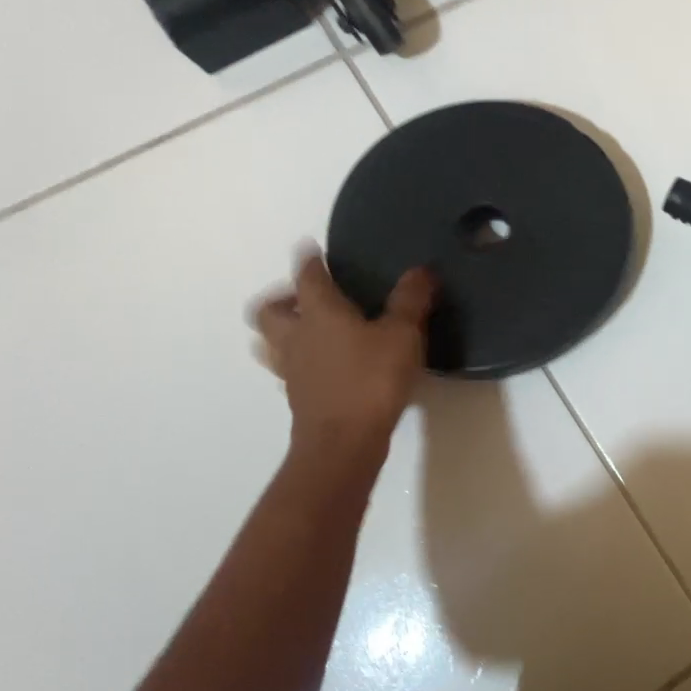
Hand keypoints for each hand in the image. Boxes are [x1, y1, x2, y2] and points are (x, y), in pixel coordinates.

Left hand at [252, 247, 435, 464]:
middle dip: (283, 297)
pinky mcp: (297, 395)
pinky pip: (286, 367)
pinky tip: (322, 364)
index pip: (308, 276)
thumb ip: (411, 300)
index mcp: (320, 313)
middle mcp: (296, 336)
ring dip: (282, 330)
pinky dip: (297, 359)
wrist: (343, 442)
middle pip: (269, 309)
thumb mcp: (403, 334)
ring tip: (308, 329)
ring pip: (269, 341)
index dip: (310, 260)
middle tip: (308, 295)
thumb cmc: (373, 379)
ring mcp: (291, 368)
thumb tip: (421, 270)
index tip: (310, 248)